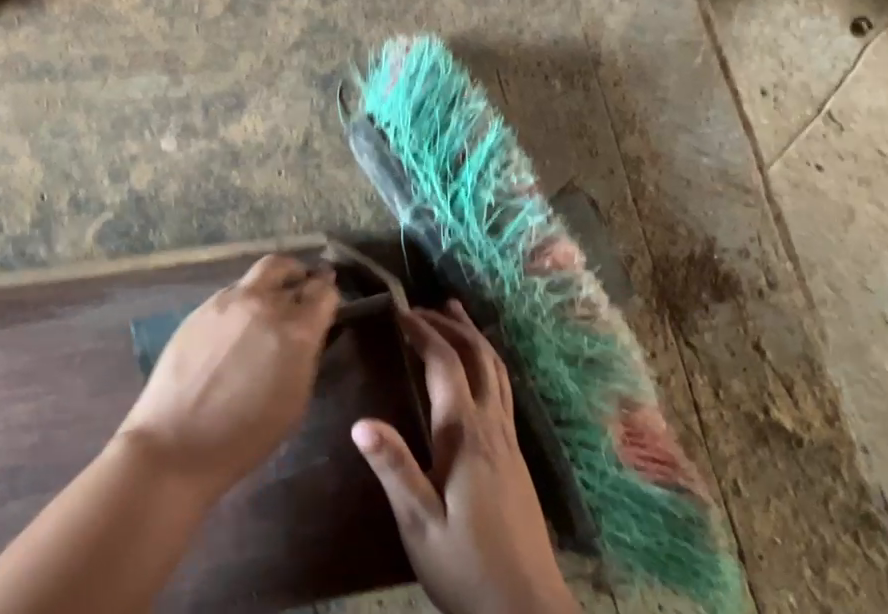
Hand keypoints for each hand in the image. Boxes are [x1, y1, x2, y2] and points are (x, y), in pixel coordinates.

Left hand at [113, 254, 340, 495]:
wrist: (178, 441)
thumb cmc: (247, 436)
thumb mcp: (295, 400)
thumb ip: (304, 355)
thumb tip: (307, 333)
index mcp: (295, 330)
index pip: (323, 292)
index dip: (329, 294)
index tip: (329, 300)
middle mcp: (263, 304)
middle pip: (287, 269)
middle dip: (300, 275)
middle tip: (303, 287)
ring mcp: (227, 302)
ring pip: (257, 274)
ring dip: (271, 282)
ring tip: (272, 301)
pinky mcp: (200, 308)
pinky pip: (231, 293)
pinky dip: (245, 298)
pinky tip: (240, 323)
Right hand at [352, 301, 576, 613]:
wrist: (527, 610)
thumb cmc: (465, 566)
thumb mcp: (419, 523)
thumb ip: (394, 469)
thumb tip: (360, 422)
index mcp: (466, 437)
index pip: (445, 365)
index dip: (423, 332)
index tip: (398, 310)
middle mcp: (493, 429)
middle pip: (479, 358)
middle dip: (451, 325)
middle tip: (423, 305)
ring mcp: (510, 443)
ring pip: (498, 372)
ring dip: (474, 339)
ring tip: (456, 315)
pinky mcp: (516, 460)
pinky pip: (503, 392)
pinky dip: (486, 364)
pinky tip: (477, 373)